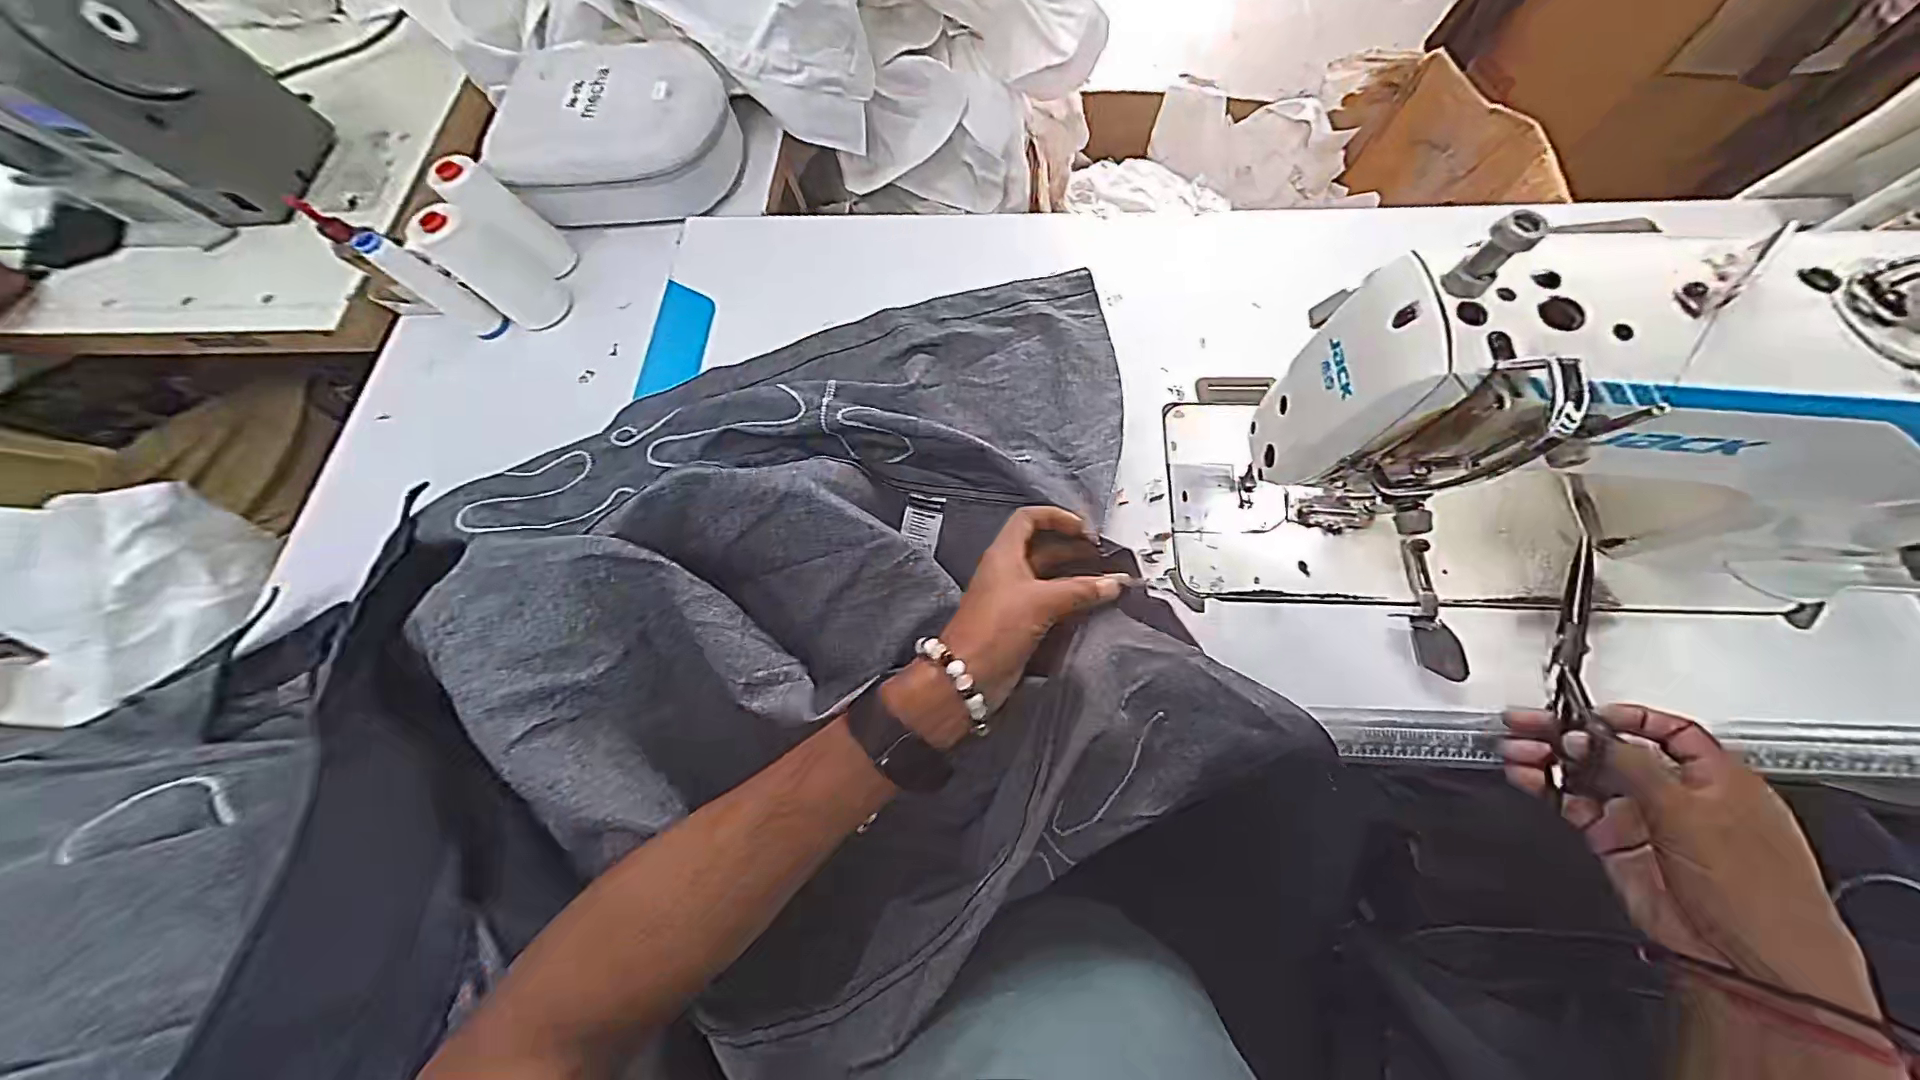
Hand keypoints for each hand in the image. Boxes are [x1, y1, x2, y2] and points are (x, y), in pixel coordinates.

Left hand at [881, 506, 1129, 748]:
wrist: (968, 675)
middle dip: (1076, 550)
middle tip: (1107, 558)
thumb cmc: (996, 628)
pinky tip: (1096, 605)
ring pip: (1051, 577)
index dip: (1056, 517)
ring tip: (1110, 581)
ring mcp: (1015, 597)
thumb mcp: (1040, 601)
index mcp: (1004, 554)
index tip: (1084, 528)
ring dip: (1078, 577)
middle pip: (1045, 548)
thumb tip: (1114, 584)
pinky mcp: (1022, 622)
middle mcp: (1009, 571)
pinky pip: (1052, 603)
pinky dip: (1073, 600)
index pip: (1028, 519)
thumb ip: (1079, 590)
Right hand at [1502, 704, 1879, 1017]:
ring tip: (1519, 751)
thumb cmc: (1756, 893)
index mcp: (1714, 779)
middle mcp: (1674, 795)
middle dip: (1564, 734)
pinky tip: (1527, 777)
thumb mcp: (1692, 812)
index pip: (1668, 731)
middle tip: (1527, 722)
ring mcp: (1641, 818)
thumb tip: (1592, 733)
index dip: (1628, 717)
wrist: (1741, 957)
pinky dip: (1544, 787)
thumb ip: (1635, 765)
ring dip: (1546, 759)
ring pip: (1583, 775)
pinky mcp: (1611, 839)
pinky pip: (1569, 802)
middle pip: (1610, 750)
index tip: (1589, 712)